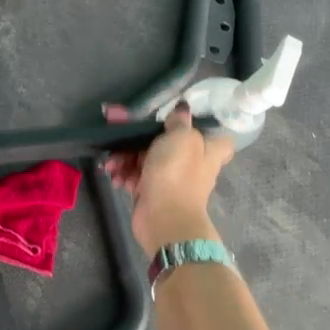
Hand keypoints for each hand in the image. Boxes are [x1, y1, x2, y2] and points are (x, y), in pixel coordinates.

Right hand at [101, 104, 233, 254]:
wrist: (163, 218)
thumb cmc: (176, 174)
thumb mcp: (181, 138)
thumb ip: (179, 122)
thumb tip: (182, 111)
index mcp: (206, 151)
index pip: (216, 139)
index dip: (201, 129)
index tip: (180, 121)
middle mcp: (191, 164)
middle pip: (166, 142)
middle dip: (139, 137)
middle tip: (117, 128)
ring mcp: (170, 178)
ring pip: (145, 157)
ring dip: (125, 157)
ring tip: (112, 162)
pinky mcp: (151, 190)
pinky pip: (135, 175)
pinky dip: (124, 173)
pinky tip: (114, 175)